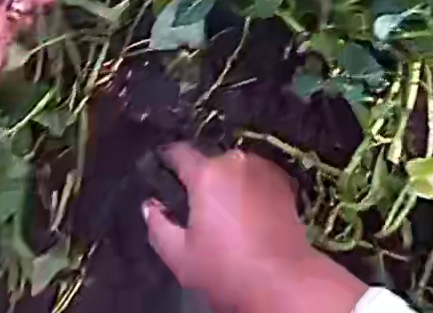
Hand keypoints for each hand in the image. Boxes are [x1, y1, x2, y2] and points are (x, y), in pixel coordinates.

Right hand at [143, 144, 367, 312]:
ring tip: (230, 218)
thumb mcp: (181, 257)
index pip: (180, 153)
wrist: (280, 280)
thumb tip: (150, 207)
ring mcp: (261, 167)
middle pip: (210, 164)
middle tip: (202, 212)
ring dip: (230, 184)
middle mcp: (234, 161)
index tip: (164, 162)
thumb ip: (159, 227)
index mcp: (206, 174)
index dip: (169, 157)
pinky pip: (258, 176)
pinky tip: (252, 215)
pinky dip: (252, 188)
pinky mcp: (282, 178)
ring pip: (236, 169)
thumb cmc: (228, 271)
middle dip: (204, 182)